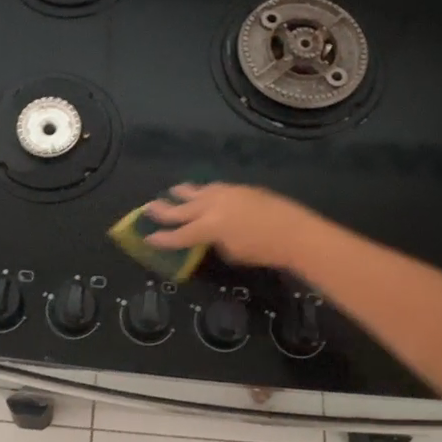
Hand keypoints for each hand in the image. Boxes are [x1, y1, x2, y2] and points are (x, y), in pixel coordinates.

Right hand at [141, 182, 321, 269]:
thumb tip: (212, 237)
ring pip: (198, 192)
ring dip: (184, 193)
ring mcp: (226, 193)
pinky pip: (214, 188)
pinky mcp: (239, 189)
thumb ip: (216, 243)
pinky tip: (203, 191)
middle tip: (148, 207)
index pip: (179, 234)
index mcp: (209, 226)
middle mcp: (213, 206)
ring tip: (173, 191)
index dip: (163, 238)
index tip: (147, 237)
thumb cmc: (264, 250)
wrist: (294, 231)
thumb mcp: (233, 252)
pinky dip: (204, 190)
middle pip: (182, 208)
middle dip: (164, 210)